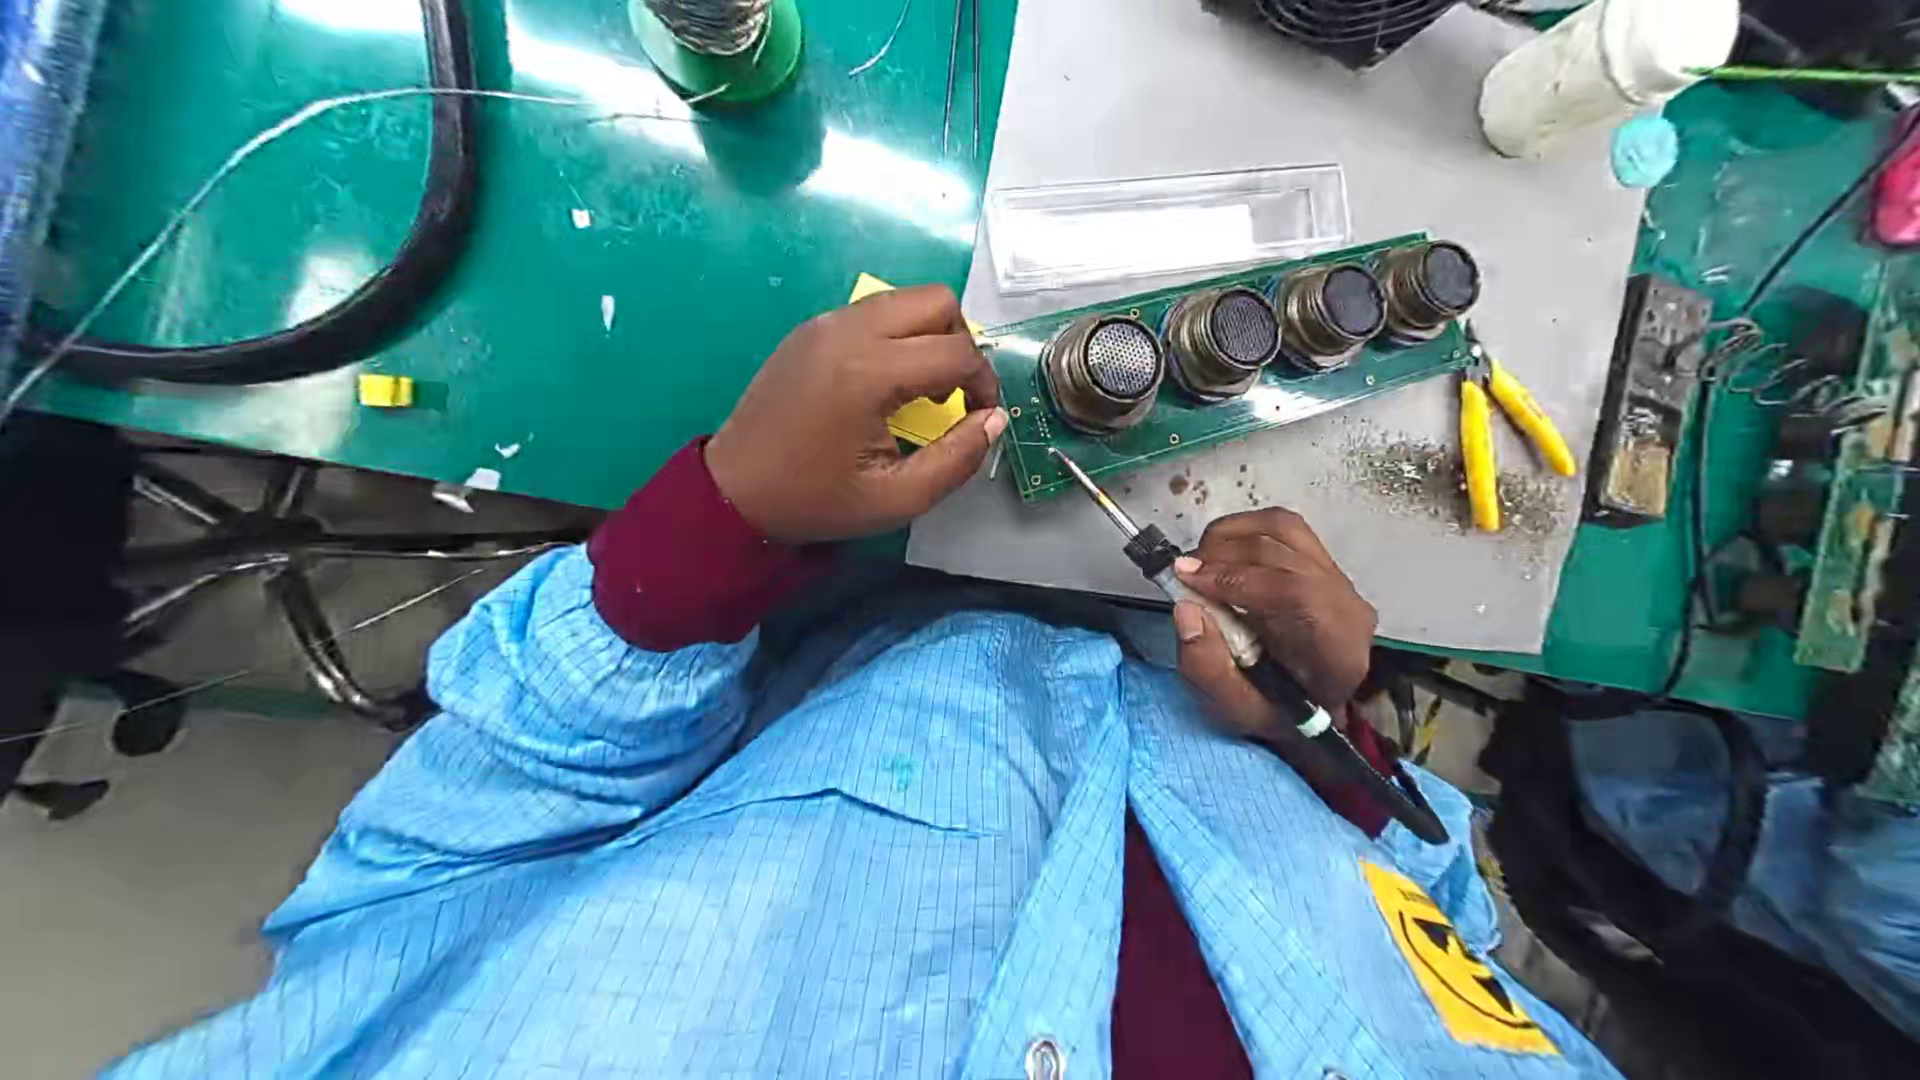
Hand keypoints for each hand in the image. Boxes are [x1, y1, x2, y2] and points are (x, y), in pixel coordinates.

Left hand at [705, 285, 1005, 542]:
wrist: (733, 491)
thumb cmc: (815, 501)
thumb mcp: (898, 499)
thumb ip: (957, 459)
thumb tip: (994, 420)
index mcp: (867, 372)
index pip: (956, 352)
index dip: (984, 384)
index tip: (980, 418)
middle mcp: (846, 330)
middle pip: (936, 301)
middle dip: (961, 345)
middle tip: (953, 395)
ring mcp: (824, 323)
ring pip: (905, 299)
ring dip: (930, 337)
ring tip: (921, 390)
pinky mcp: (810, 329)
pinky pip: (873, 312)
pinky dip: (899, 336)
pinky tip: (886, 383)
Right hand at [1170, 508, 1376, 735]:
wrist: (1306, 706)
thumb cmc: (1273, 711)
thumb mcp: (1234, 710)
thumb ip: (1206, 668)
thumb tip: (1186, 609)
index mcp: (1336, 652)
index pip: (1295, 592)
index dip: (1235, 577)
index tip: (1187, 580)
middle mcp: (1346, 607)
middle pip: (1284, 553)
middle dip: (1221, 556)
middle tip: (1182, 574)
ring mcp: (1338, 580)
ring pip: (1283, 530)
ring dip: (1229, 537)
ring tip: (1199, 563)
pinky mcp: (1321, 563)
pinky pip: (1282, 527)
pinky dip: (1241, 531)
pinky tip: (1219, 553)